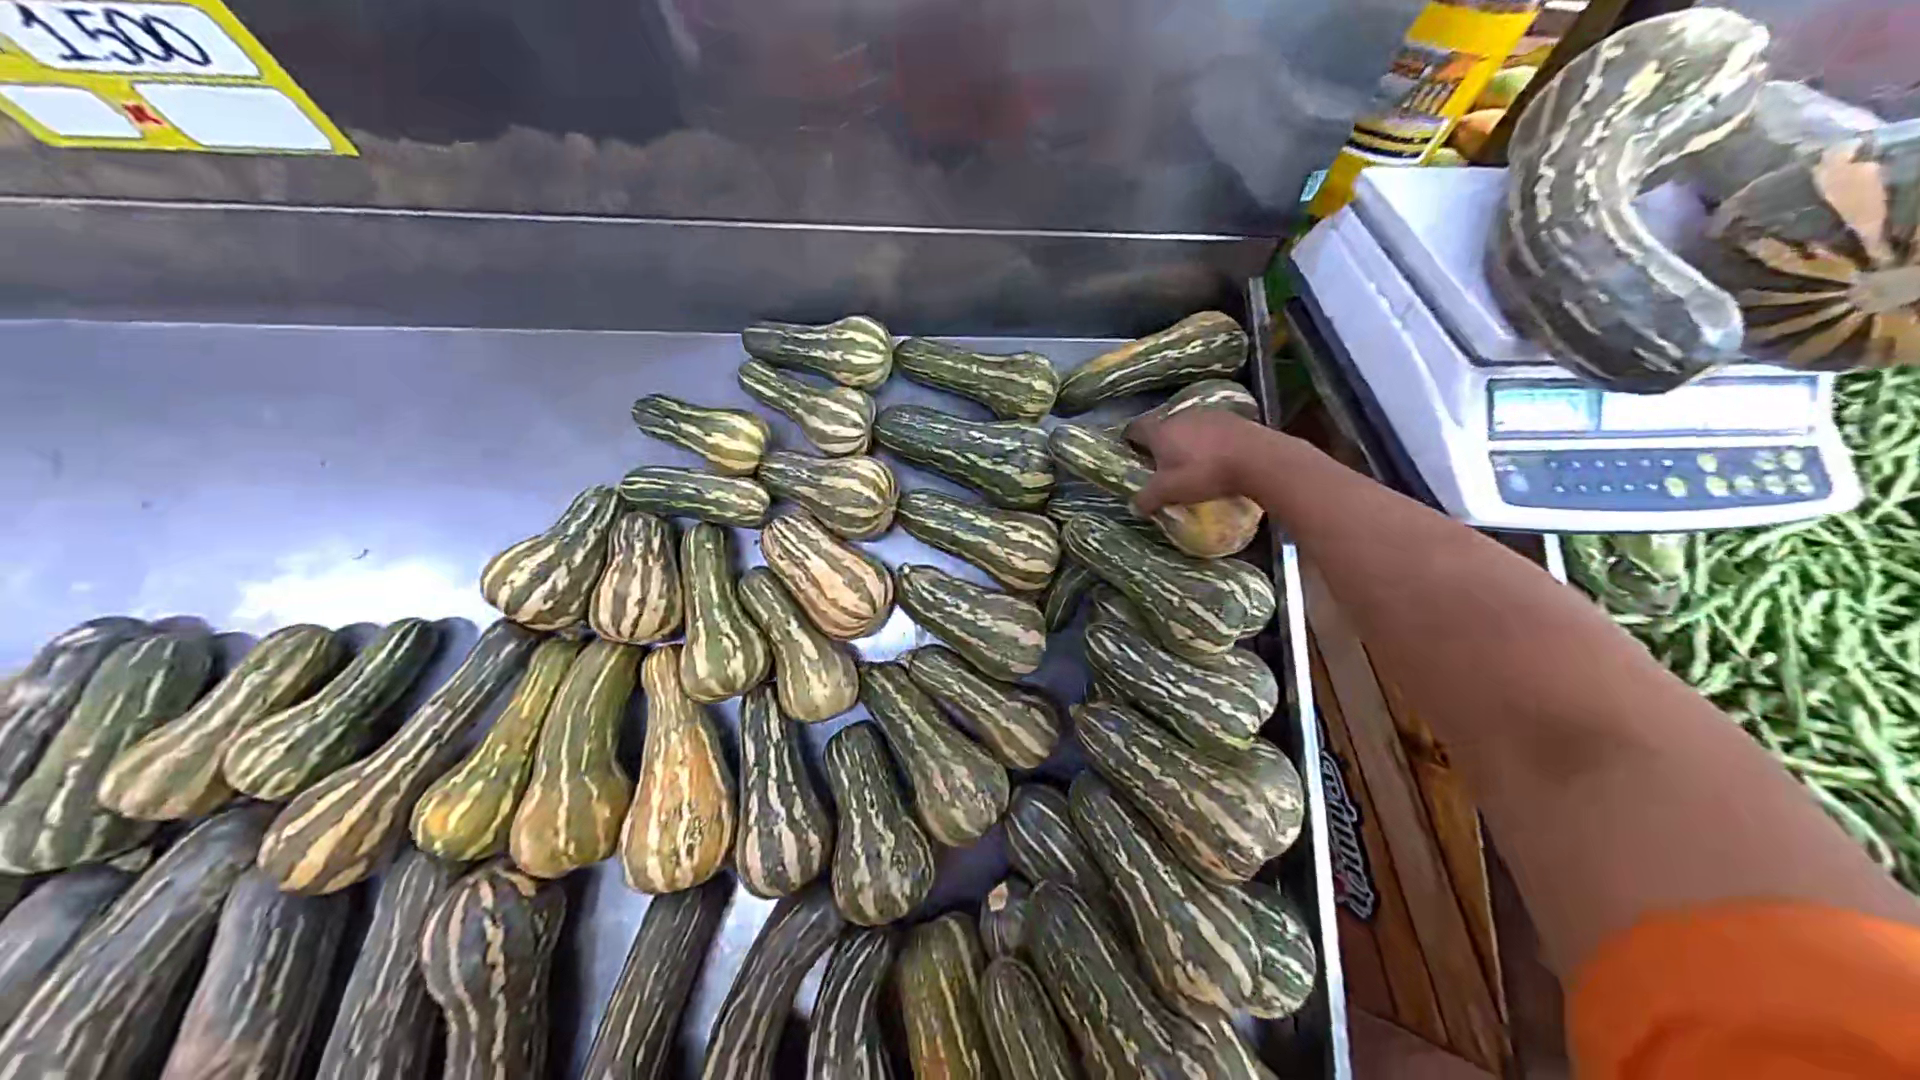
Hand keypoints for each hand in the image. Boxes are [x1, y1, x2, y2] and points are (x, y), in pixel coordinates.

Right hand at [1124, 408, 1281, 515]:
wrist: (1257, 459)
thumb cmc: (1204, 473)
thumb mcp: (1170, 492)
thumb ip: (1148, 498)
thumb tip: (1134, 506)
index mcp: (1159, 431)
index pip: (1135, 428)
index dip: (1129, 439)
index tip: (1131, 451)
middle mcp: (1179, 416)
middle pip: (1162, 425)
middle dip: (1159, 442)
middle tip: (1161, 462)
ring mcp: (1207, 413)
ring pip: (1187, 425)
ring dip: (1185, 439)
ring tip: (1191, 460)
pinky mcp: (1232, 417)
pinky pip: (1211, 428)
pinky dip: (1208, 440)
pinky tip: (1217, 456)